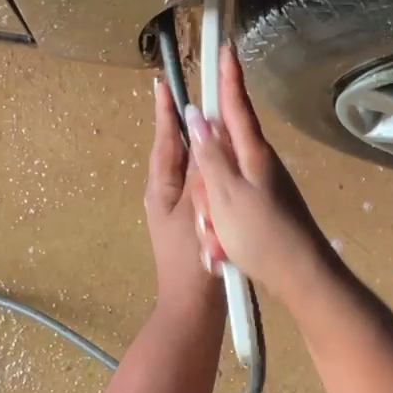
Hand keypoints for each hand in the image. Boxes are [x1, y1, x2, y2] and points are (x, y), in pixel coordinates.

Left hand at [143, 79, 221, 317]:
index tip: (163, 82)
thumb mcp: (197, 210)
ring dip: (204, 147)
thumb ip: (203, 171)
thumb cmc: (190, 259)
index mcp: (161, 188)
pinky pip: (204, 188)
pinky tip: (231, 168)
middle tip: (202, 96)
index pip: (165, 139)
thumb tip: (207, 131)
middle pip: (178, 151)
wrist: (192, 310)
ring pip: (193, 169)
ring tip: (220, 123)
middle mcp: (166, 195)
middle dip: (188, 125)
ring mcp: (179, 212)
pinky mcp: (196, 225)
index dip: (165, 111)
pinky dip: (215, 171)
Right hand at [183, 45, 334, 301]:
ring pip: (223, 183)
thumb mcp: (225, 194)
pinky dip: (222, 227)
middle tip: (208, 213)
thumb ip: (210, 156)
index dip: (228, 77)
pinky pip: (232, 206)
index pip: (236, 105)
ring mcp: (266, 185)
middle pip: (223, 148)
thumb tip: (197, 116)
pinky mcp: (265, 207)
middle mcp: (262, 163)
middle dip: (206, 174)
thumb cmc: (261, 234)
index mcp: (254, 153)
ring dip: (213, 213)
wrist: (302, 275)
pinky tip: (222, 250)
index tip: (225, 46)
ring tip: (217, 242)